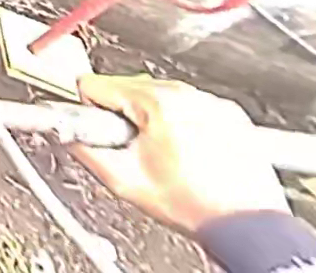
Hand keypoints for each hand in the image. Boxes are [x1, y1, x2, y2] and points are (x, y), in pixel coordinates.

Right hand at [71, 74, 289, 232]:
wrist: (250, 230)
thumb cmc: (195, 206)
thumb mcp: (125, 181)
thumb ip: (85, 150)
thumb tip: (65, 132)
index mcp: (155, 101)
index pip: (97, 85)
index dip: (94, 111)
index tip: (107, 132)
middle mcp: (183, 92)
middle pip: (128, 88)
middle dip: (126, 115)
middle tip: (141, 151)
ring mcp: (209, 101)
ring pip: (158, 95)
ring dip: (154, 118)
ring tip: (169, 154)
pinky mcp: (229, 112)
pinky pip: (190, 105)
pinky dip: (185, 122)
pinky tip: (192, 152)